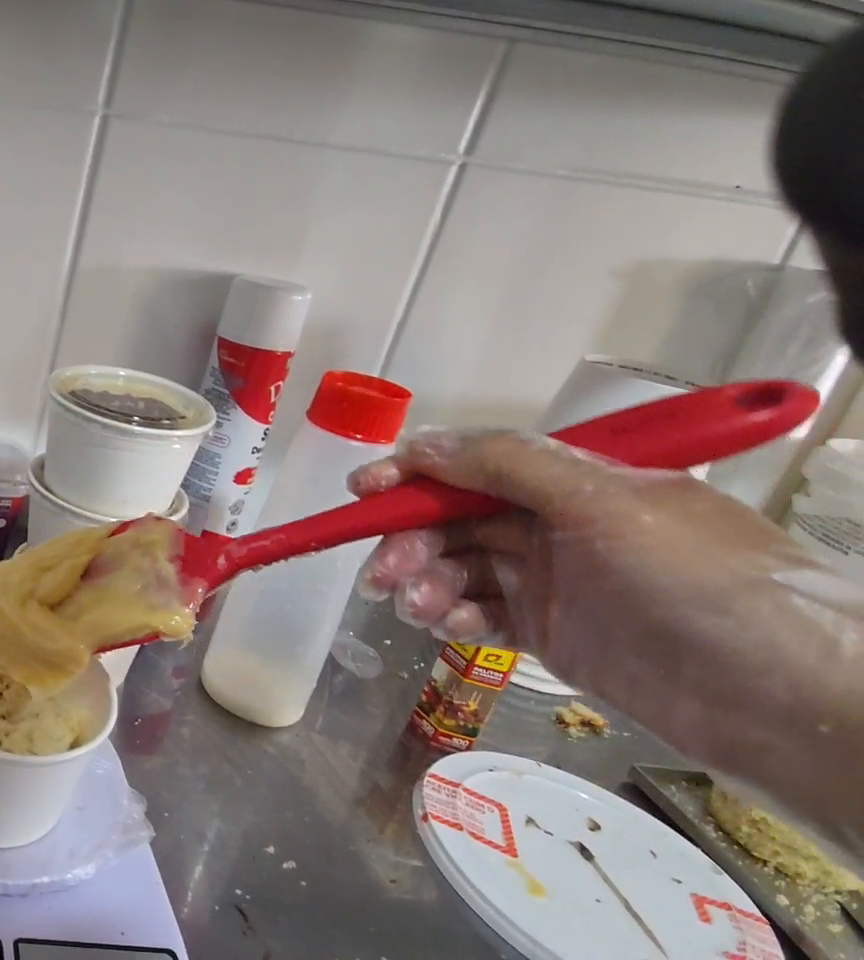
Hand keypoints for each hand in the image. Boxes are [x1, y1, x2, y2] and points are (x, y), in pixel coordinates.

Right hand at [351, 429, 863, 849]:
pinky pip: (477, 614)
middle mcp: (554, 524)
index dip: (413, 475)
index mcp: (572, 481)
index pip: (471, 464)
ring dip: (424, 583)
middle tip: (384, 576)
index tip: (363, 493)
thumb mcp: (604, 503)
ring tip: (419, 609)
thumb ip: (508, 465)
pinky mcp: (547, 633)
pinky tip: (448, 626)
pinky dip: (452, 617)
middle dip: (409, 541)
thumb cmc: (699, 583)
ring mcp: (549, 581)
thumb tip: (418, 445)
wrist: (785, 704)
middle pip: (451, 520)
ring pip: (456, 568)